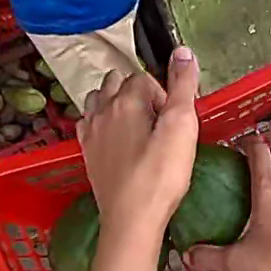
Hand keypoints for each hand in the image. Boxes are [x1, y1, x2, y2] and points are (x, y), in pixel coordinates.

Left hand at [77, 49, 200, 235]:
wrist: (132, 219)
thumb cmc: (161, 175)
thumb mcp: (182, 127)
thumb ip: (183, 87)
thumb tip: (182, 51)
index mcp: (125, 100)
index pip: (145, 78)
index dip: (165, 94)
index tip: (176, 120)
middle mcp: (102, 109)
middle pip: (118, 82)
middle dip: (139, 92)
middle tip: (160, 120)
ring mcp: (90, 131)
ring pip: (99, 99)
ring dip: (118, 102)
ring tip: (140, 125)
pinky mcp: (87, 153)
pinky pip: (89, 122)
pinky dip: (102, 120)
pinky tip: (116, 136)